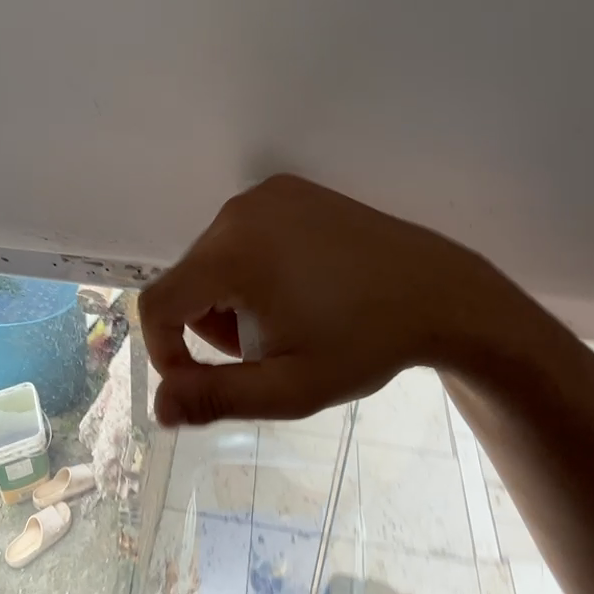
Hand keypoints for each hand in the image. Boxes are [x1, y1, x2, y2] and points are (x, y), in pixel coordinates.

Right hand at [140, 174, 517, 425]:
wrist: (436, 290)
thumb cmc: (363, 343)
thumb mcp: (289, 387)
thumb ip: (216, 397)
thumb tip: (158, 406)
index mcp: (232, 255)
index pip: (157, 304)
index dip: (167, 351)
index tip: (208, 380)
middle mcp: (238, 211)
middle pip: (188, 279)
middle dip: (212, 324)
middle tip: (270, 348)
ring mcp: (265, 194)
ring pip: (213, 256)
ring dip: (233, 295)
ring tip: (290, 316)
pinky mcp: (288, 187)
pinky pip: (243, 232)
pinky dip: (253, 263)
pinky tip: (301, 283)